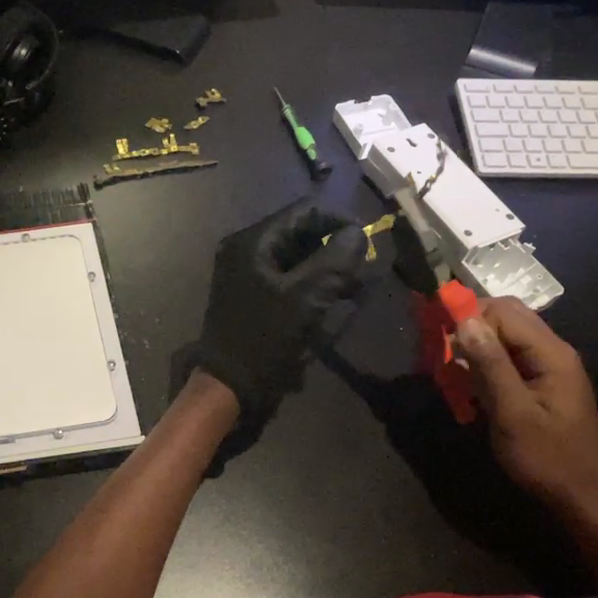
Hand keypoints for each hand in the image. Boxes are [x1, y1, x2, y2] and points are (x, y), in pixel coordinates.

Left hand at [176, 201, 368, 423]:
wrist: (229, 386)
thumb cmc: (264, 339)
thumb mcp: (306, 298)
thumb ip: (335, 260)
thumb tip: (358, 233)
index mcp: (252, 242)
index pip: (305, 211)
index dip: (340, 220)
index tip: (369, 241)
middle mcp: (246, 251)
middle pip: (301, 234)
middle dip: (335, 248)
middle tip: (363, 269)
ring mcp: (247, 275)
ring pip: (297, 258)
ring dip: (327, 269)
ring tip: (355, 288)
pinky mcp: (253, 298)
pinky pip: (289, 280)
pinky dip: (313, 286)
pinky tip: (336, 300)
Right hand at [454, 297, 597, 518]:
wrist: (581, 495)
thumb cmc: (546, 457)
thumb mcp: (513, 413)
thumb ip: (491, 365)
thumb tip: (465, 322)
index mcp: (552, 354)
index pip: (505, 312)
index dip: (468, 315)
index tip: (433, 331)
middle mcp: (553, 352)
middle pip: (506, 319)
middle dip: (469, 327)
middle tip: (436, 349)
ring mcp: (547, 369)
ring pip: (504, 340)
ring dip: (473, 348)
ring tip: (445, 370)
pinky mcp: (539, 385)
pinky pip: (507, 362)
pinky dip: (483, 367)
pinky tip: (465, 386)